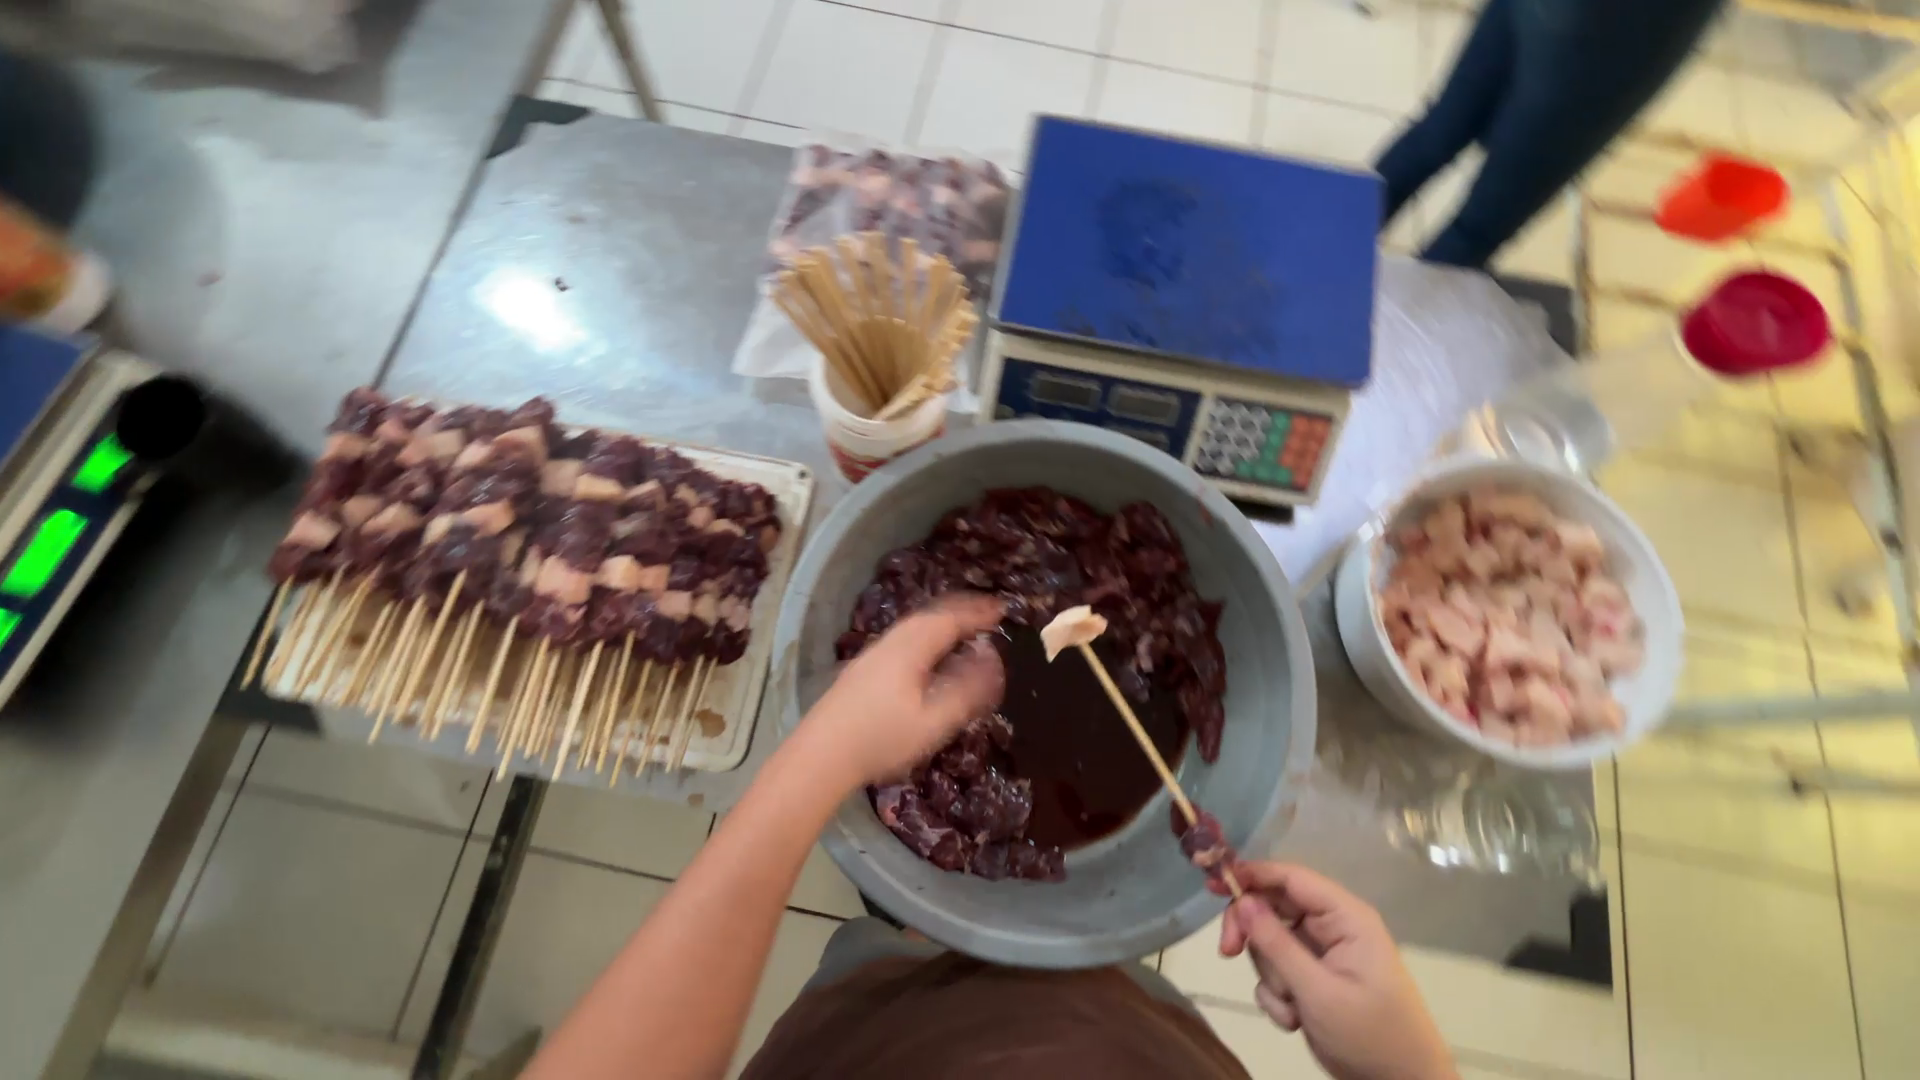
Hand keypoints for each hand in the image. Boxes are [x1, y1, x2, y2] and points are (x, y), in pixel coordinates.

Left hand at [798, 593, 1005, 789]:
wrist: (820, 756)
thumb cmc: (881, 739)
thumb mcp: (934, 720)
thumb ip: (967, 688)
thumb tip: (992, 658)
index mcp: (910, 647)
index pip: (950, 618)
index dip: (978, 612)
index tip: (1003, 608)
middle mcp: (891, 641)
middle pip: (931, 615)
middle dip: (962, 611)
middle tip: (989, 614)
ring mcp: (874, 653)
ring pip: (915, 626)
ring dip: (944, 622)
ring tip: (966, 630)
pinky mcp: (865, 669)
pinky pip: (906, 638)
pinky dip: (928, 636)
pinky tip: (931, 655)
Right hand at [1215, 862, 1454, 1079]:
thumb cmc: (1370, 1036)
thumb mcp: (1319, 992)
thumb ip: (1277, 944)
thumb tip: (1240, 899)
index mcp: (1345, 917)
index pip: (1290, 877)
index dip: (1251, 875)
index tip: (1213, 886)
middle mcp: (1333, 927)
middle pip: (1273, 906)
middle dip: (1251, 933)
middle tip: (1226, 952)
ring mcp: (1322, 953)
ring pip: (1270, 940)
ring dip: (1270, 975)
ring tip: (1290, 1007)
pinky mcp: (1314, 978)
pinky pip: (1277, 969)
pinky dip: (1277, 994)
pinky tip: (1294, 1020)